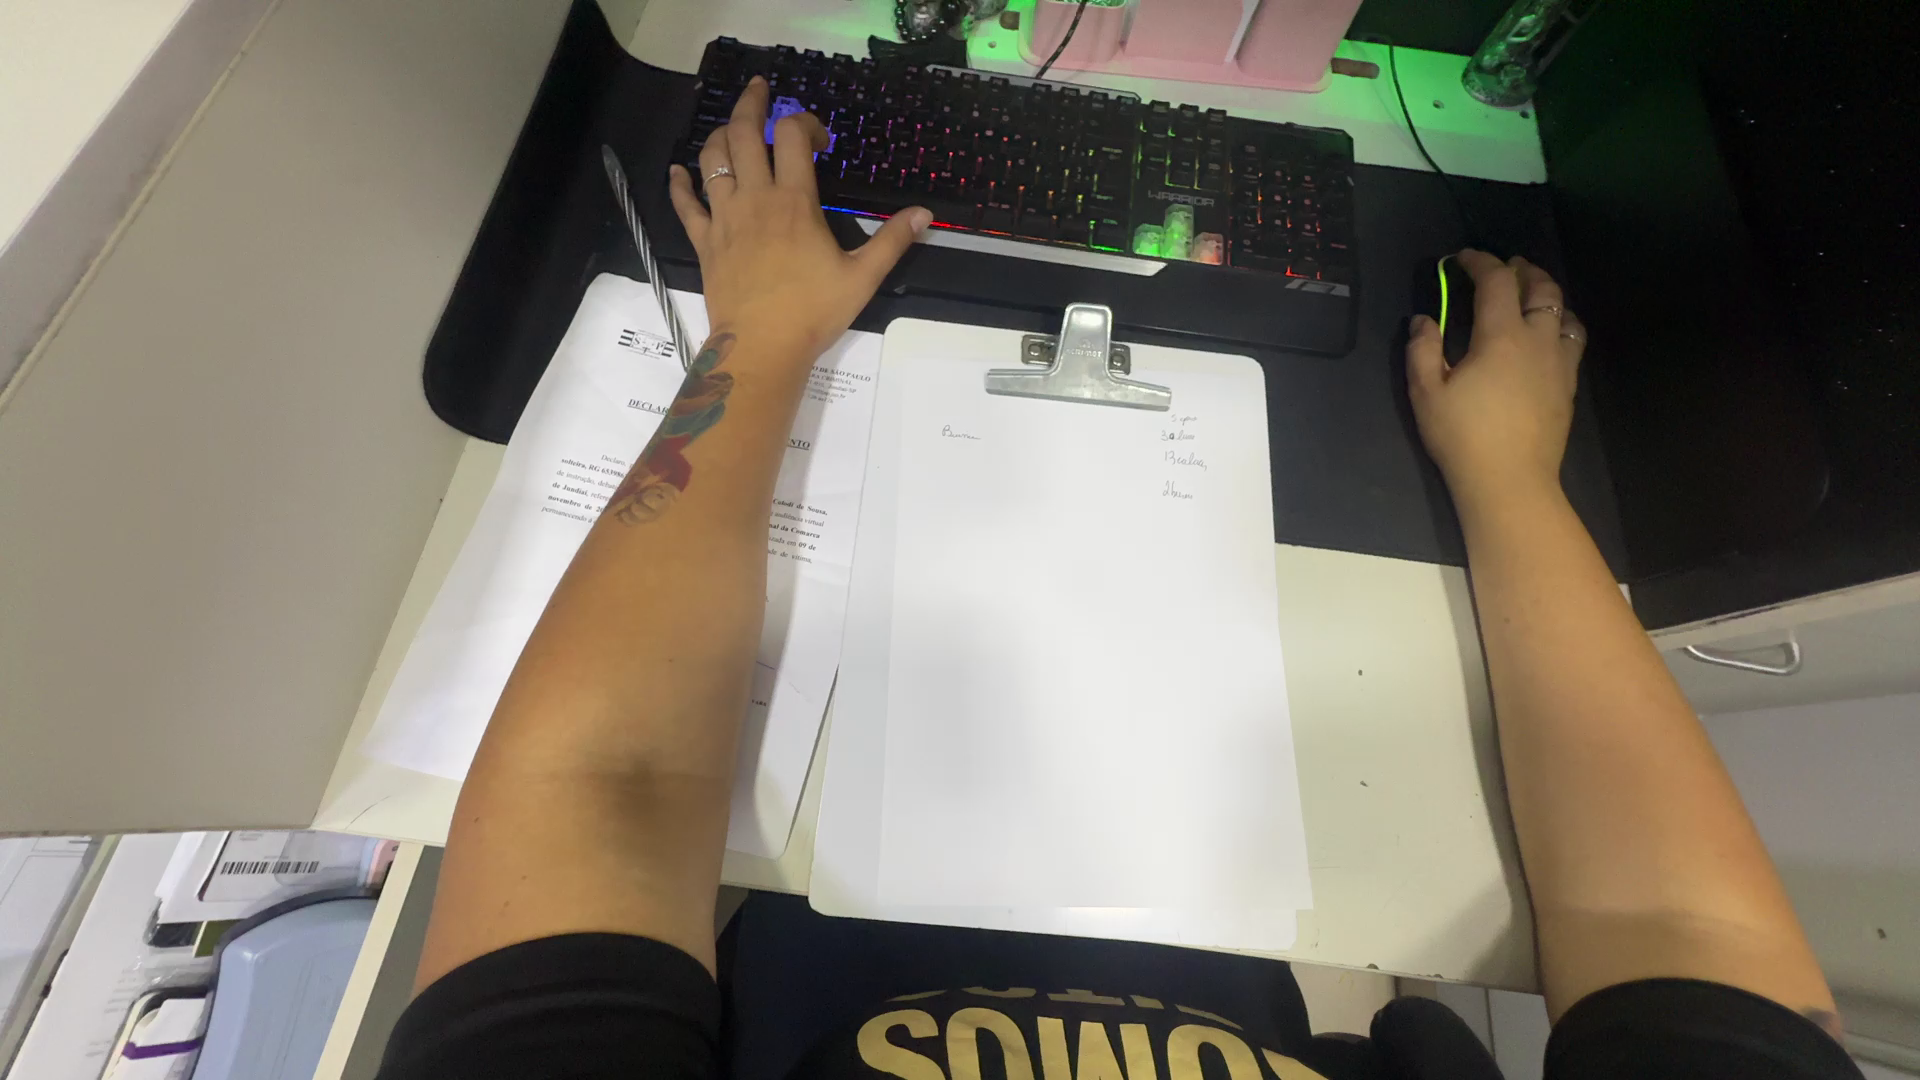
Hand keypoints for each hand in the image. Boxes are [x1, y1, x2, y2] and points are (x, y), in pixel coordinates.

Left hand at [668, 78, 930, 359]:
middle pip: (743, 133)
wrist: (763, 347)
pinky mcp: (704, 242)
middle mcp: (754, 198)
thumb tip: (923, 215)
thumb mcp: (862, 278)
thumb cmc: (813, 313)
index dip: (805, 123)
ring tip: (730, 129)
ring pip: (712, 159)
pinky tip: (678, 171)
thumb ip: (891, 241)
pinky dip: (680, 183)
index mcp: (794, 201)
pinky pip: (685, 204)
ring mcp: (724, 218)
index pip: (792, 136)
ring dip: (719, 135)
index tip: (818, 138)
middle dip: (751, 104)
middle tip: (759, 90)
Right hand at [1407, 250, 1586, 510]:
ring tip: (1530, 291)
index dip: (1479, 263)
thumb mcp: (1425, 393)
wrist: (1508, 477)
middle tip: (1504, 265)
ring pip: (1563, 310)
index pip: (1495, 283)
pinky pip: (1571, 335)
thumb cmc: (1460, 435)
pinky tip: (1547, 330)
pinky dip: (1559, 320)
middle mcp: (1537, 339)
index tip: (1461, 258)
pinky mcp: (1568, 381)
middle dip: (1521, 270)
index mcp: (1500, 336)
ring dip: (1546, 292)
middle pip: (1540, 288)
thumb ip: (1422, 350)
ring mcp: (1559, 360)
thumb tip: (1423, 319)